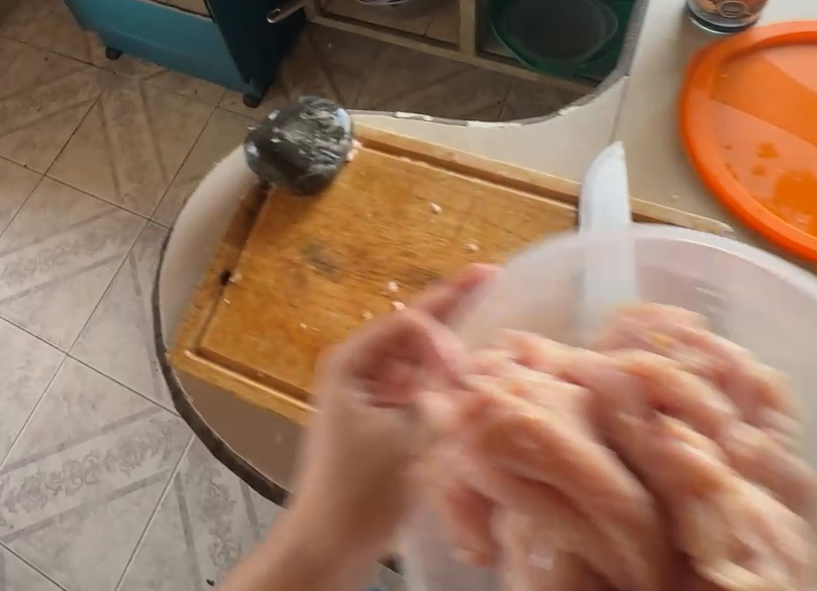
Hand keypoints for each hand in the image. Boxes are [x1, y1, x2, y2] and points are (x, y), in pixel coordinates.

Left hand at [286, 264, 498, 567]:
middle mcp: (360, 367)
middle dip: (450, 301)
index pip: (406, 324)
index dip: (441, 336)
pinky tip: (468, 362)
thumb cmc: (358, 489)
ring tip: (482, 303)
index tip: (462, 370)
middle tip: (487, 273)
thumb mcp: (404, 439)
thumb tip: (466, 376)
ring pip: (418, 354)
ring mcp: (371, 391)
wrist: (329, 543)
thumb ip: (438, 400)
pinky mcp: (383, 417)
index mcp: (352, 362)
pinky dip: (443, 373)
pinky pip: (418, 383)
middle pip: (412, 327)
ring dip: (448, 337)